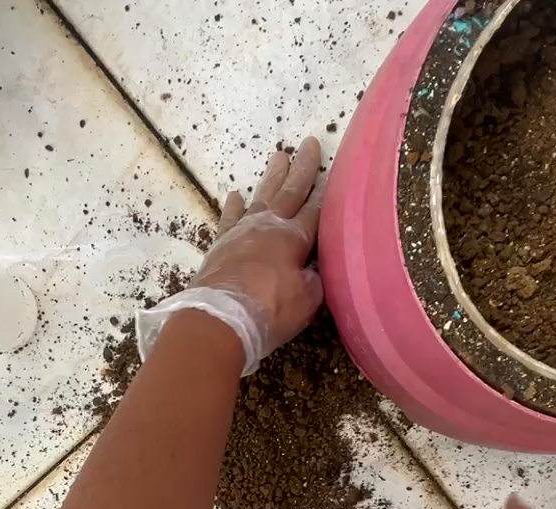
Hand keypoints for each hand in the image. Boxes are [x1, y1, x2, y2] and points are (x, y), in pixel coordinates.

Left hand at [136, 137, 325, 374]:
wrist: (219, 319)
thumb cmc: (269, 311)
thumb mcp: (306, 301)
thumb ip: (314, 281)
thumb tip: (312, 271)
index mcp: (294, 238)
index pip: (317, 211)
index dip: (328, 195)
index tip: (337, 174)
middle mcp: (269, 226)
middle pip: (290, 192)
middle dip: (302, 168)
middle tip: (309, 142)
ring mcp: (241, 232)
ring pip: (261, 196)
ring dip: (272, 177)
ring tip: (279, 155)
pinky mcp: (220, 245)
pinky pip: (229, 217)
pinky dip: (234, 206)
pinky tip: (236, 195)